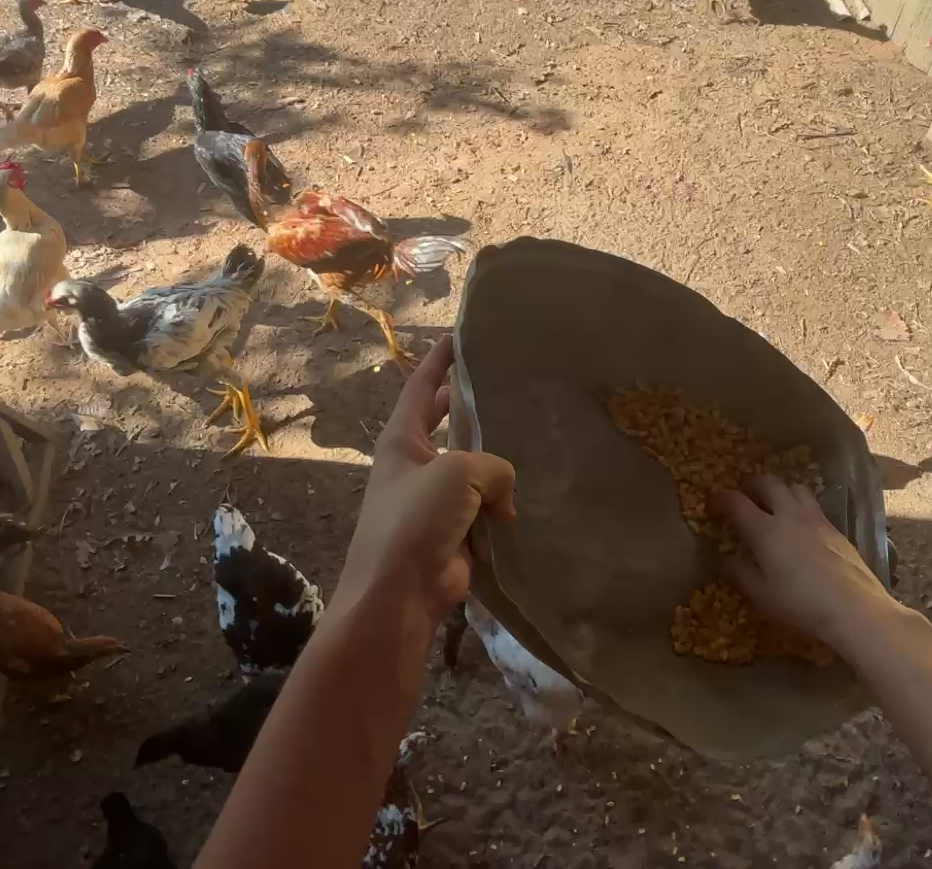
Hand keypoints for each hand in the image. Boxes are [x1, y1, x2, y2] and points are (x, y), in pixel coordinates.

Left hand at [336, 335, 516, 623]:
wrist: (398, 596)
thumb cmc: (416, 520)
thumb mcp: (458, 472)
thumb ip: (493, 464)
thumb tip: (503, 492)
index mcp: (402, 439)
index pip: (421, 386)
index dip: (440, 359)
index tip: (459, 335)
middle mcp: (415, 464)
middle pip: (448, 424)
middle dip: (473, 409)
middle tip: (507, 388)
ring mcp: (434, 500)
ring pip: (474, 470)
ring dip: (496, 468)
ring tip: (532, 445)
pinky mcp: (452, 532)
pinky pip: (483, 508)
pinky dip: (500, 507)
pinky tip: (523, 504)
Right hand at [720, 475, 894, 647]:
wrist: (854, 608)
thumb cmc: (800, 603)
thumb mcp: (761, 594)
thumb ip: (739, 573)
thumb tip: (722, 559)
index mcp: (764, 529)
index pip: (736, 502)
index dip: (720, 498)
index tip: (713, 503)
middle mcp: (789, 515)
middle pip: (768, 482)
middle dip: (751, 485)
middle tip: (745, 497)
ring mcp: (815, 519)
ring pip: (794, 486)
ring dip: (779, 489)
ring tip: (774, 504)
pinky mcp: (835, 528)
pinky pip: (813, 504)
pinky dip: (800, 505)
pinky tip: (801, 526)